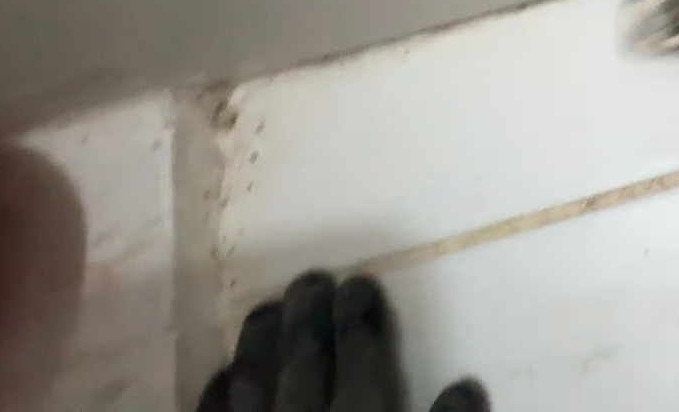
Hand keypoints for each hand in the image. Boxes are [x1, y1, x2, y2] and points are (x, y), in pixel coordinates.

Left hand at [196, 271, 486, 411]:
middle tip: (309, 279)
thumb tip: (465, 387)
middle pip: (304, 362)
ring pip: (252, 389)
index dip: (358, 317)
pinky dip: (213, 403)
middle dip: (308, 318)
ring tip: (263, 310)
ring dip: (256, 347)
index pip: (359, 358)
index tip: (357, 282)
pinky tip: (216, 380)